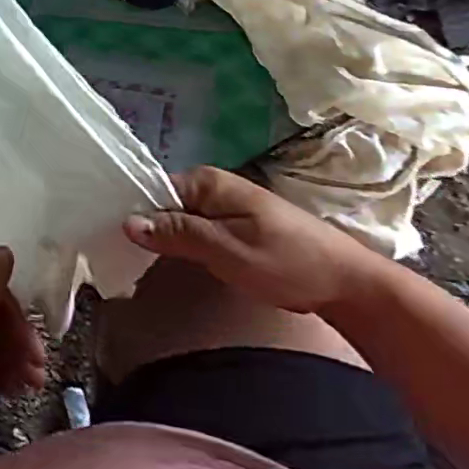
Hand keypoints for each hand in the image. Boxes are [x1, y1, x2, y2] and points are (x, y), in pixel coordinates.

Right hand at [123, 168, 393, 314]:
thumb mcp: (226, 251)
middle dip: (149, 228)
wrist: (353, 287)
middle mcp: (212, 186)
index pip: (151, 190)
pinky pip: (197, 229)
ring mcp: (225, 205)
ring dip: (167, 239)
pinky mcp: (236, 226)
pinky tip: (177, 262)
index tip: (116, 238)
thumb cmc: (288, 264)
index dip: (135, 213)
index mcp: (206, 181)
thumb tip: (127, 222)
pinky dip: (186, 244)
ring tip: (145, 261)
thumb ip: (177, 233)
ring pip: (179, 219)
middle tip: (129, 255)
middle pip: (163, 203)